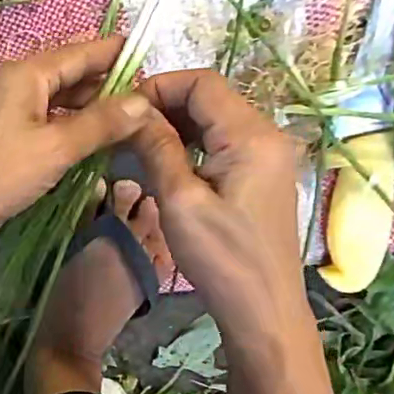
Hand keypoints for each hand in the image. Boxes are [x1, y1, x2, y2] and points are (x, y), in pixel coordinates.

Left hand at [0, 37, 151, 249]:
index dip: (115, 53)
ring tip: (124, 120)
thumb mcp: (56, 148)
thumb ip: (101, 123)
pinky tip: (86, 140)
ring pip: (54, 99)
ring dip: (87, 108)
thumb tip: (143, 102)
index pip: (81, 53)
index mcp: (26, 74)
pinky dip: (67, 125)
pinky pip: (41, 118)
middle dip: (106, 85)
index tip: (147, 52)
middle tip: (145, 99)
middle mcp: (12, 82)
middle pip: (68, 75)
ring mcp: (1, 107)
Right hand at [128, 70, 308, 335]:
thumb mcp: (181, 201)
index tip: (124, 110)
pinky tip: (166, 162)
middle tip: (125, 130)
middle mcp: (267, 135)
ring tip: (138, 146)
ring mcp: (269, 156)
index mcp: (252, 135)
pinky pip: (224, 143)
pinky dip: (193, 144)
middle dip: (165, 105)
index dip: (159, 86)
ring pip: (215, 120)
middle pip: (210, 98)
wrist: (264, 310)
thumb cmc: (223, 260)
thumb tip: (133, 110)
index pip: (202, 82)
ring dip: (176, 125)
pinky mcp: (263, 175)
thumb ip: (157, 147)